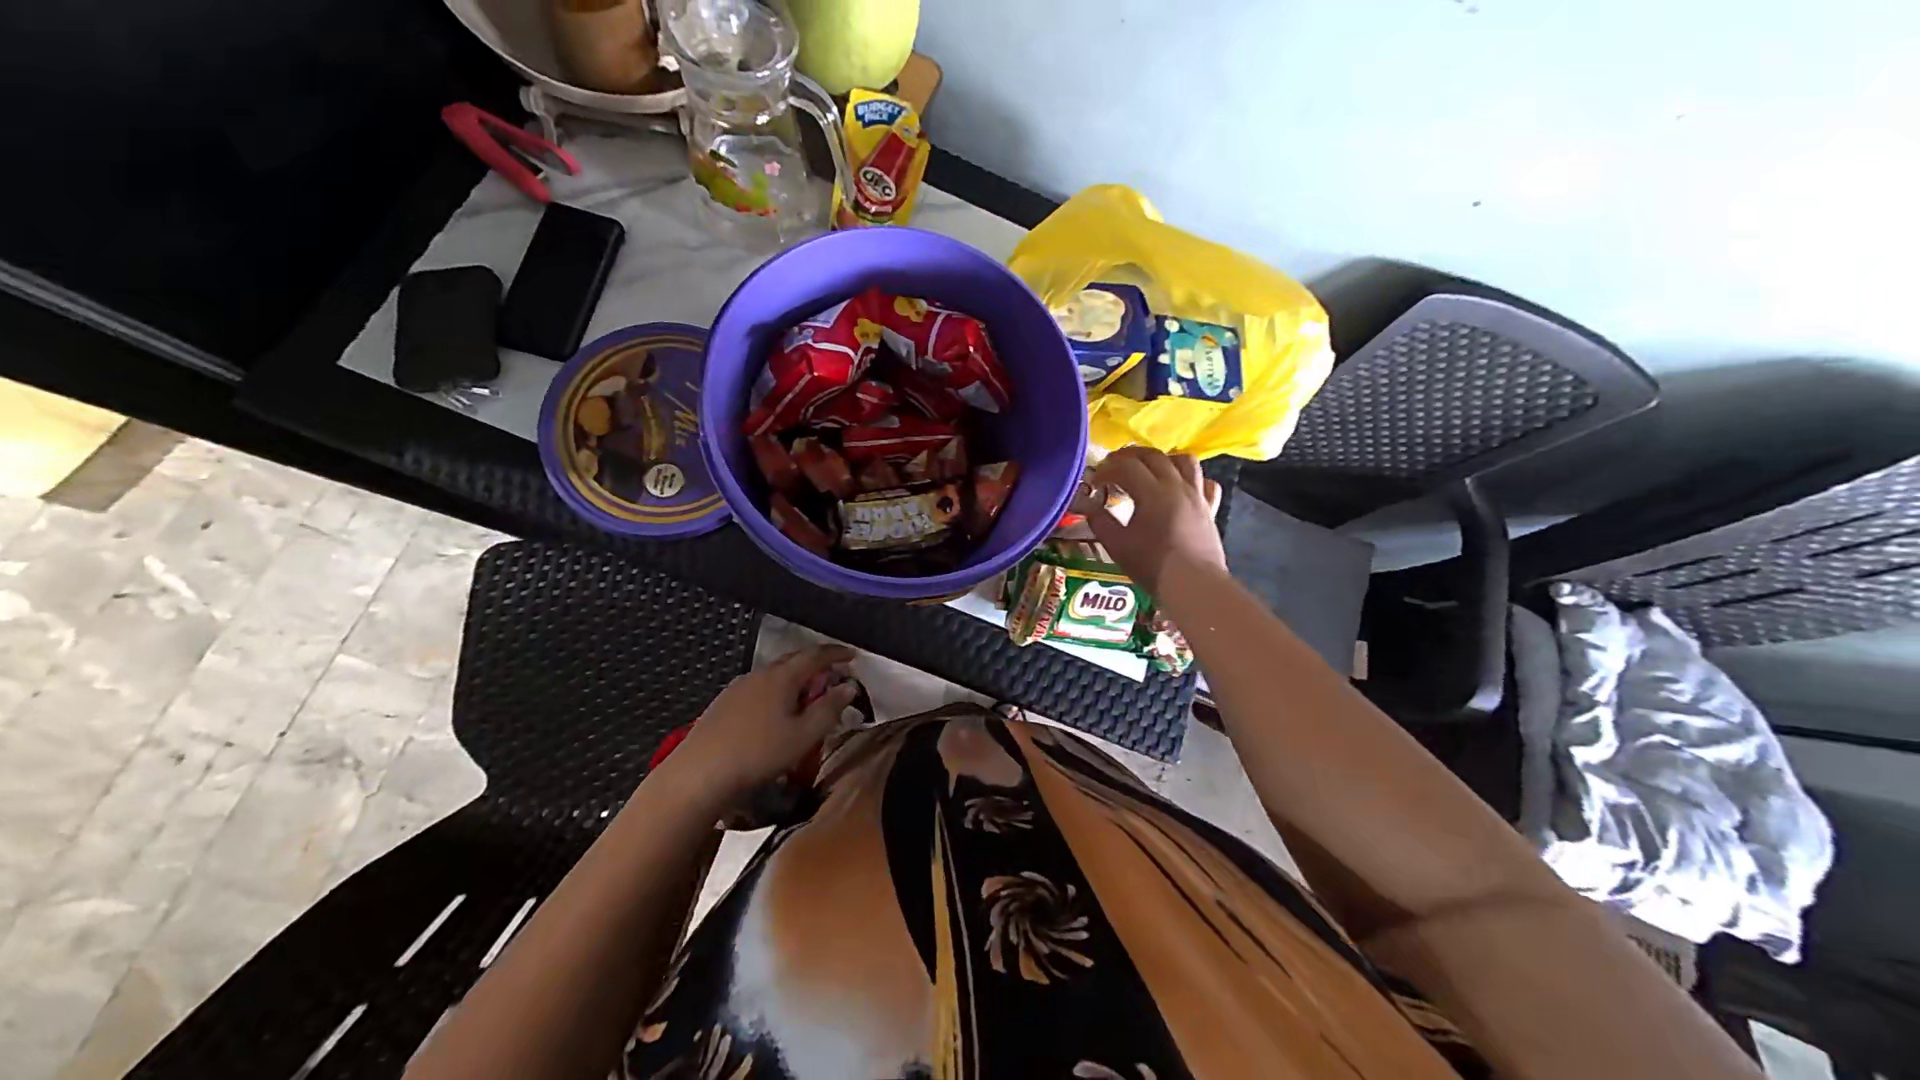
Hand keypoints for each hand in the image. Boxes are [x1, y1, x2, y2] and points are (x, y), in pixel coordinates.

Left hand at [668, 645, 858, 800]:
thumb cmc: (759, 753)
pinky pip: (759, 688)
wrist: (699, 773)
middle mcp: (759, 674)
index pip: (815, 655)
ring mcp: (738, 687)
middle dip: (815, 664)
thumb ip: (829, 709)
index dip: (836, 653)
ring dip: (795, 679)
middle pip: (793, 660)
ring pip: (774, 675)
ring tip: (806, 697)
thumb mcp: (804, 736)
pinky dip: (777, 691)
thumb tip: (848, 686)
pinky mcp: (723, 703)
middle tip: (833, 675)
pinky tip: (776, 713)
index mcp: (782, 677)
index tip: (852, 655)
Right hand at [1087, 446, 1225, 594]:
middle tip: (1113, 467)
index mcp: (1153, 492)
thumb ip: (1100, 521)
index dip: (1107, 469)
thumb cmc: (1152, 565)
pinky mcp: (1210, 508)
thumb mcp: (1117, 545)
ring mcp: (1197, 495)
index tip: (1095, 481)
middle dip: (1129, 457)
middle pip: (1153, 456)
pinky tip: (1181, 488)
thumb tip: (1087, 505)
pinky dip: (1191, 479)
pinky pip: (1204, 482)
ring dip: (1163, 459)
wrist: (1193, 584)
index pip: (1126, 467)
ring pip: (1184, 460)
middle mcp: (1177, 486)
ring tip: (1149, 470)